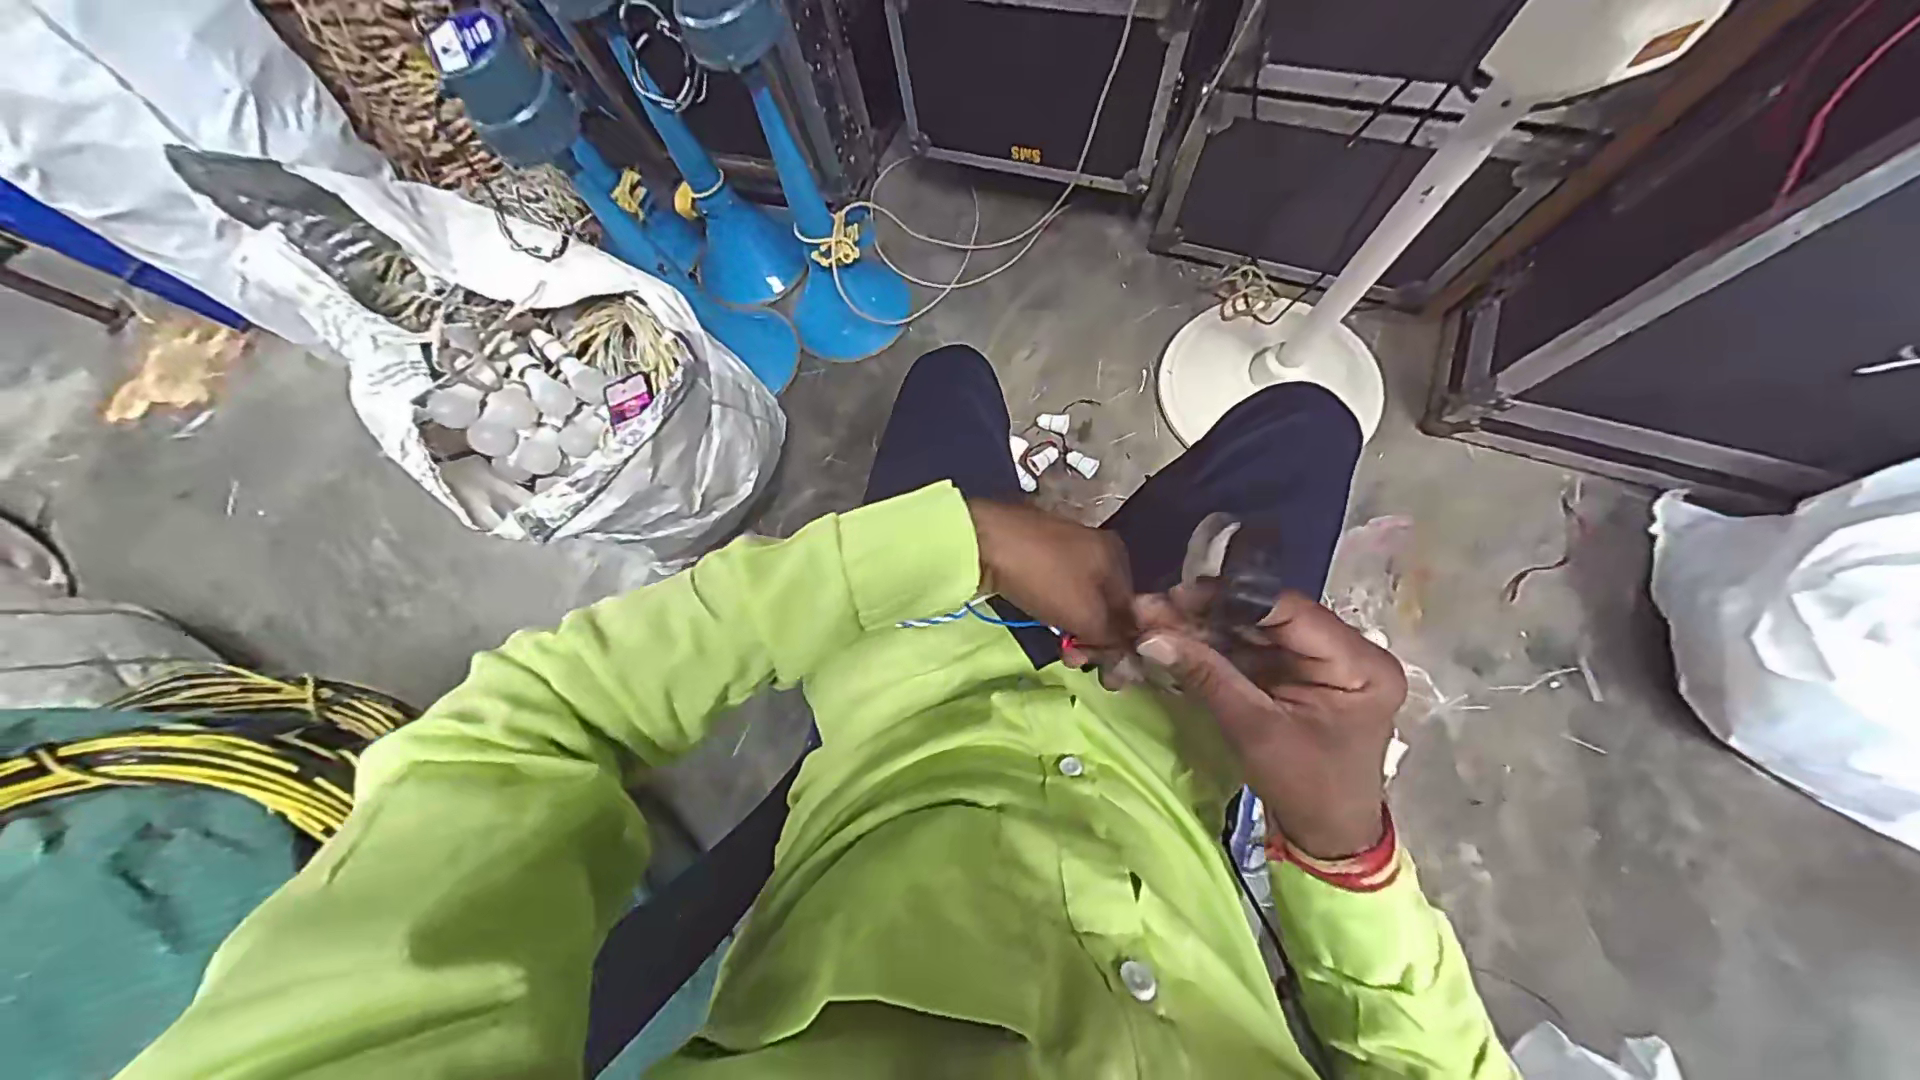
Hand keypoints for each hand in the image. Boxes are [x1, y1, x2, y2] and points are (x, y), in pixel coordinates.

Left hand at [967, 498, 1134, 650]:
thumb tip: (1130, 658)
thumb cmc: (1043, 577)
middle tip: (1074, 660)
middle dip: (1094, 638)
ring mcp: (1065, 548)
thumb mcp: (1086, 615)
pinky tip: (1044, 624)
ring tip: (1060, 650)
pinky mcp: (1037, 553)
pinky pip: (1056, 590)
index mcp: (1117, 556)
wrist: (983, 540)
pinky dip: (1054, 611)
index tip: (1101, 668)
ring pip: (1080, 600)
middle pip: (1106, 606)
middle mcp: (1097, 547)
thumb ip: (1113, 639)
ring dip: (1073, 629)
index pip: (1134, 611)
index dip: (1121, 644)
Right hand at [1133, 588, 1405, 858]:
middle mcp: (1344, 649)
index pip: (1288, 610)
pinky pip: (1249, 648)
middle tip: (1154, 610)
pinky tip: (1175, 640)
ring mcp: (1318, 659)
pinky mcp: (1296, 671)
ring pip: (1252, 629)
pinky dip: (1211, 647)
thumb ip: (1206, 675)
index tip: (1175, 597)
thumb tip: (1150, 637)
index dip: (1228, 599)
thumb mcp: (1254, 729)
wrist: (1327, 836)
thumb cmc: (1306, 788)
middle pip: (1265, 616)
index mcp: (1358, 663)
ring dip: (1202, 628)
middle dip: (1206, 614)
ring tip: (1154, 623)